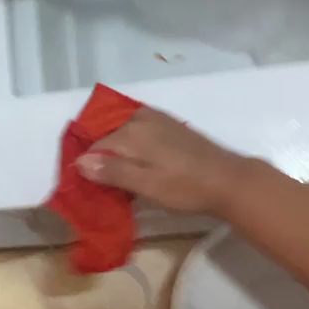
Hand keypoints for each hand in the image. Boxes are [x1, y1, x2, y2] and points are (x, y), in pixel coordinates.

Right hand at [75, 108, 260, 215]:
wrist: (229, 180)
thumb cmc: (185, 188)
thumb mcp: (146, 185)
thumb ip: (113, 171)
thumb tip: (79, 162)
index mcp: (131, 133)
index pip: (95, 149)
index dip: (88, 169)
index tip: (90, 190)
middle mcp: (140, 119)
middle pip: (108, 137)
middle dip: (102, 158)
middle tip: (105, 186)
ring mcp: (158, 119)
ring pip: (124, 132)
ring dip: (118, 151)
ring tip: (120, 176)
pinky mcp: (171, 124)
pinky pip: (139, 130)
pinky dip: (133, 144)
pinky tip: (139, 161)